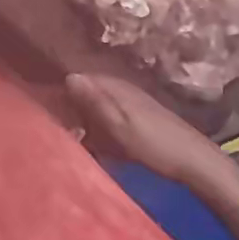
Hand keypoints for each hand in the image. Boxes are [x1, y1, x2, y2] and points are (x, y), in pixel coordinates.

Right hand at [66, 73, 238, 200]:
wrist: (197, 164)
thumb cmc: (155, 145)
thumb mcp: (120, 126)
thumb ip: (95, 102)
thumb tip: (68, 76)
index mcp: (114, 86)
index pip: (77, 79)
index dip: (58, 92)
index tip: (41, 110)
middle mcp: (120, 88)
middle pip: (84, 92)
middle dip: (67, 106)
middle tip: (52, 128)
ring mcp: (129, 102)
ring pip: (94, 105)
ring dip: (81, 119)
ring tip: (68, 137)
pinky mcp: (135, 118)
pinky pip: (105, 117)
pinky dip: (95, 128)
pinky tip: (92, 144)